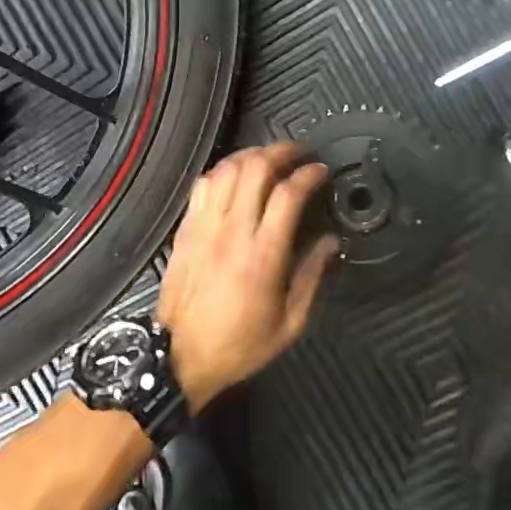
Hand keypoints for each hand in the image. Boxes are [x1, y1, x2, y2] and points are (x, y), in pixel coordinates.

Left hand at [156, 141, 340, 410]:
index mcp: (263, 255)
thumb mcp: (290, 322)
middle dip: (282, 151)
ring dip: (252, 155)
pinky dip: (223, 171)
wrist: (180, 357)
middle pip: (255, 168)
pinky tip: (236, 176)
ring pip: (227, 169)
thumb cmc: (239, 343)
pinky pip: (204, 184)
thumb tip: (331, 242)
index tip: (322, 171)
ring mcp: (205, 226)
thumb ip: (313, 276)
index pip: (288, 194)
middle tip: (299, 155)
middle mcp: (232, 231)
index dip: (309, 174)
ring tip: (271, 159)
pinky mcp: (186, 228)